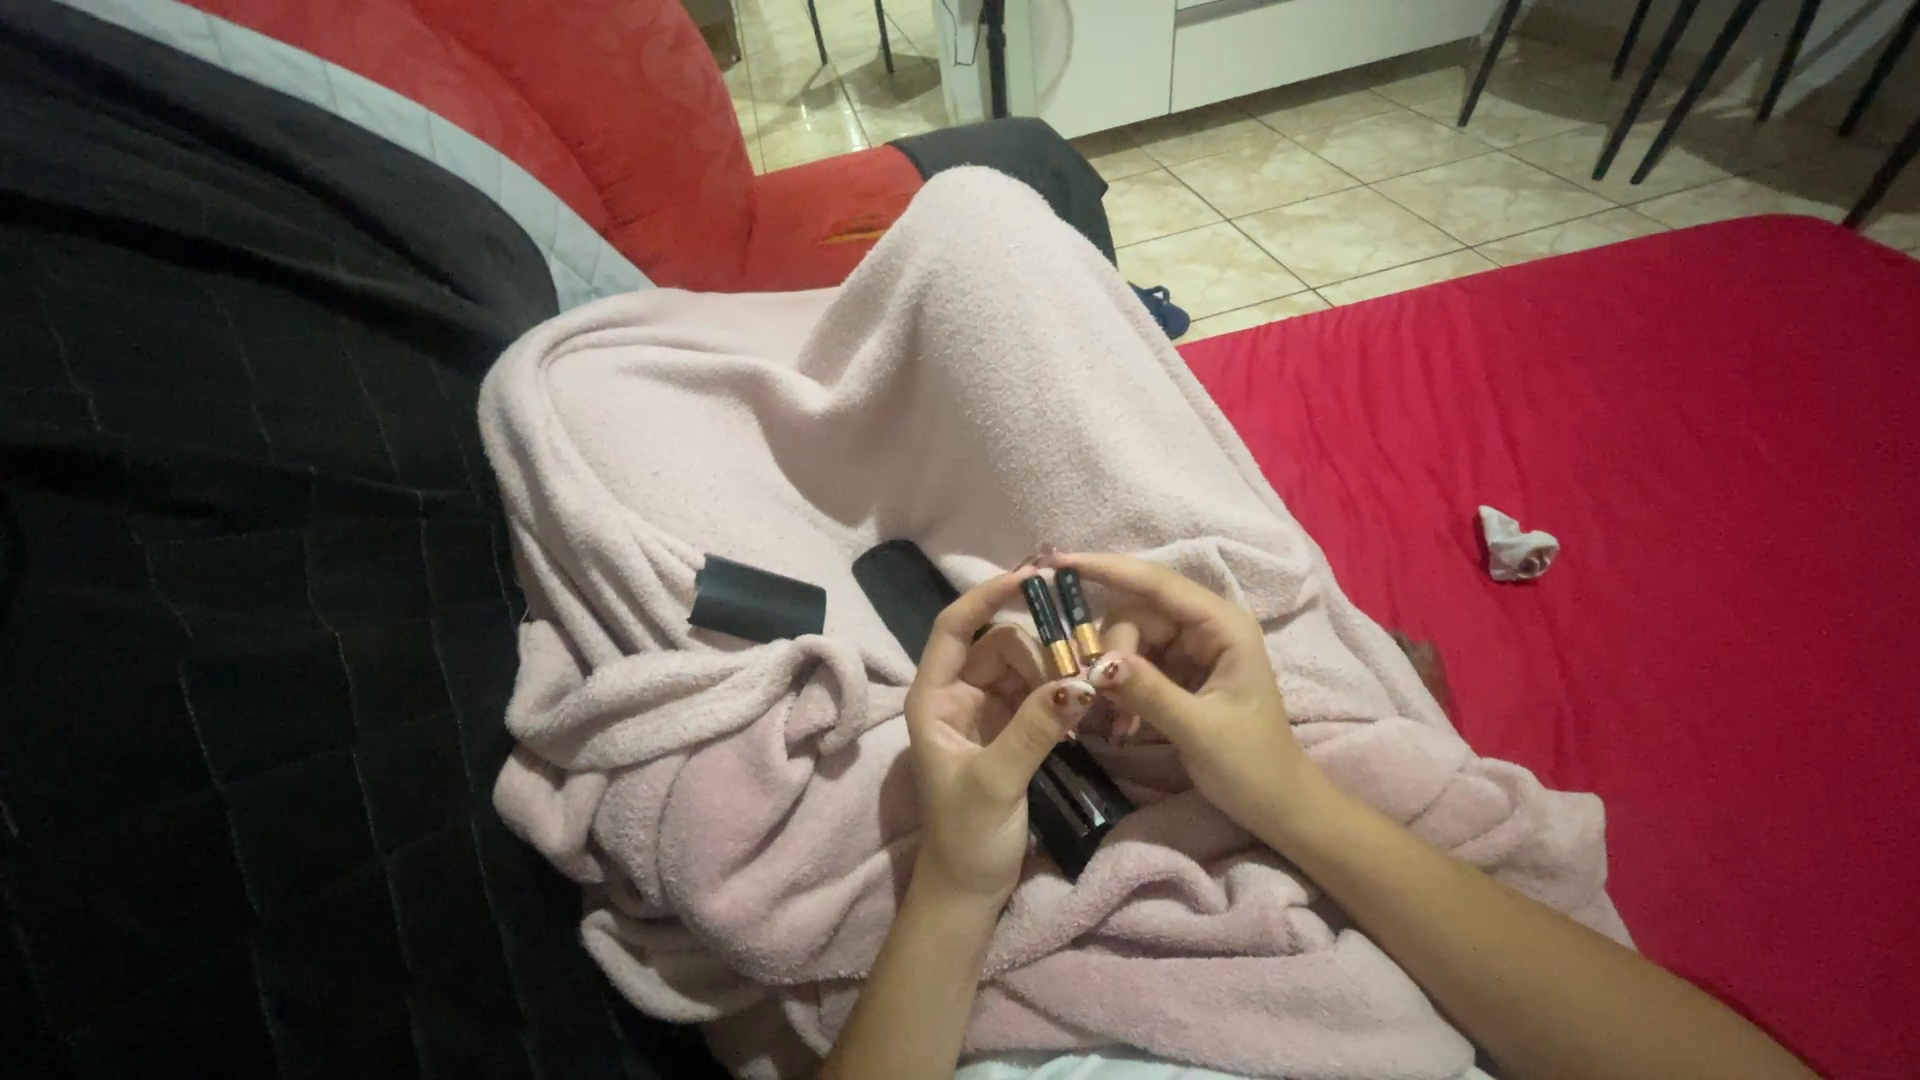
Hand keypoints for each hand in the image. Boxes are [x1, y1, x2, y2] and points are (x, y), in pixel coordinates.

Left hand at [904, 570, 1097, 902]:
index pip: (954, 628)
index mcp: (933, 698)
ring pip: (1023, 665)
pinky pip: (1036, 690)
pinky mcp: (1008, 726)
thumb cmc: (967, 837)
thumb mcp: (997, 783)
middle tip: (1079, 677)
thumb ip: (1034, 730)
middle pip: (1000, 643)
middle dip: (1039, 652)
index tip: (1029, 576)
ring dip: (1053, 674)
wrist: (970, 888)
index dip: (986, 596)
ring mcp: (984, 709)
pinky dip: (1056, 694)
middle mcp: (956, 694)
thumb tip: (1078, 682)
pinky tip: (1076, 715)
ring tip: (1079, 707)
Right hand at [1046, 552, 1316, 836]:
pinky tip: (1123, 721)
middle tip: (1101, 697)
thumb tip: (1098, 665)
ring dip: (1113, 673)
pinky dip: (1121, 686)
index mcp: (1224, 625)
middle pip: (1135, 613)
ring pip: (1129, 637)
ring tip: (1119, 721)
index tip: (1060, 561)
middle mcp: (1205, 625)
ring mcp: (1190, 646)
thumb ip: (1150, 693)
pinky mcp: (1177, 668)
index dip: (1109, 569)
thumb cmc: (1252, 766)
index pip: (1158, 584)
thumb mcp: (1199, 730)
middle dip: (1111, 650)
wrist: (1278, 805)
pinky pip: (1133, 661)